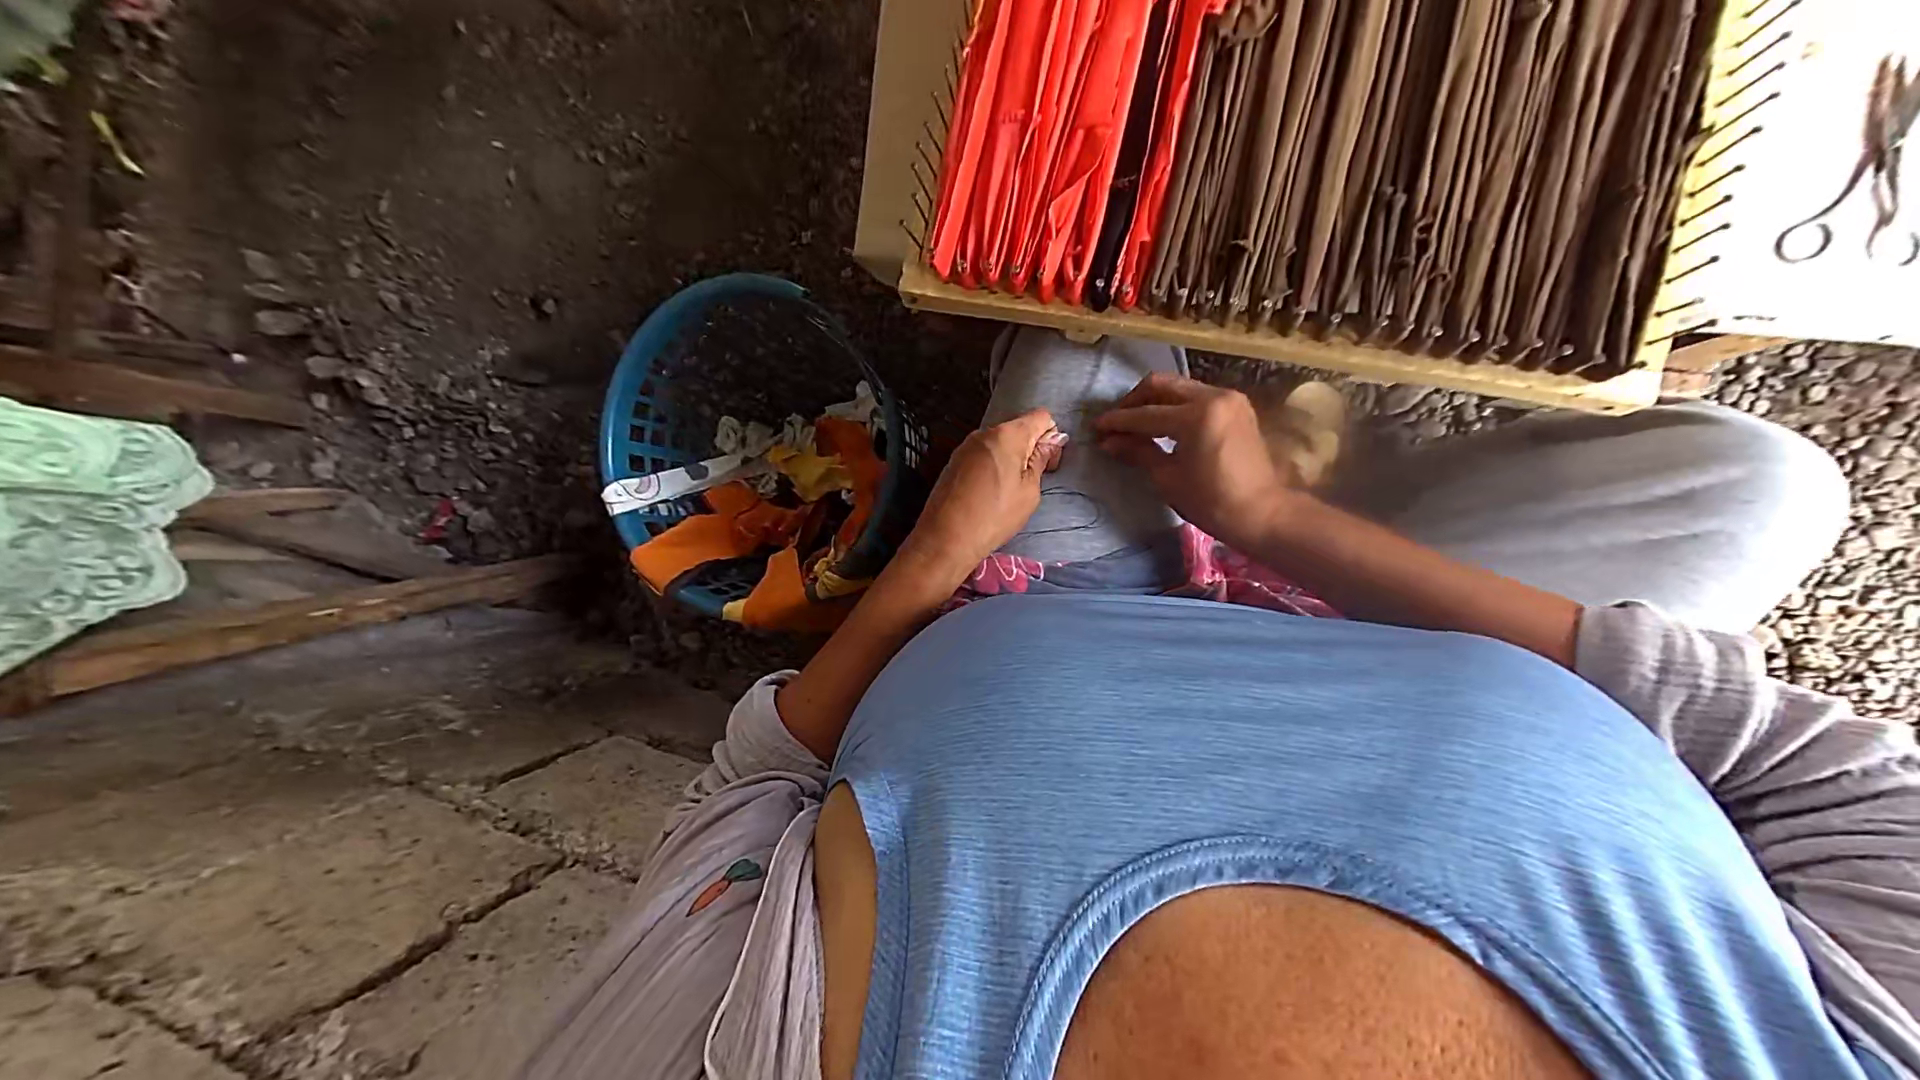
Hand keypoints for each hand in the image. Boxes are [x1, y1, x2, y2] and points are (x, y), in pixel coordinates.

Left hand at [895, 408, 1065, 587]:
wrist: (946, 537)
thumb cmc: (993, 516)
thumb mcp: (1029, 491)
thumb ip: (1040, 460)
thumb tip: (1051, 441)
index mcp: (1007, 435)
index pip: (1041, 417)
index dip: (1052, 437)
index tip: (1049, 463)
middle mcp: (984, 432)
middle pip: (1019, 428)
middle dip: (1031, 448)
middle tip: (1032, 480)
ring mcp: (966, 446)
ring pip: (1000, 442)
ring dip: (1011, 458)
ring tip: (1009, 490)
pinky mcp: (954, 461)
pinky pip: (983, 454)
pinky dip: (993, 466)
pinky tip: (991, 492)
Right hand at [1094, 373, 1289, 550]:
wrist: (1262, 514)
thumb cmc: (1211, 502)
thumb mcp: (1168, 477)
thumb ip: (1138, 451)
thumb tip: (1109, 441)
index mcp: (1197, 415)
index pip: (1146, 414)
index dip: (1117, 421)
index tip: (1096, 427)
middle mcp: (1215, 396)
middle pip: (1162, 385)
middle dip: (1134, 401)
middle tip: (1116, 421)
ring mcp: (1230, 399)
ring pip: (1180, 388)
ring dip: (1155, 402)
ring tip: (1136, 424)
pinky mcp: (1238, 408)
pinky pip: (1198, 397)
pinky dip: (1177, 406)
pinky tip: (1164, 425)